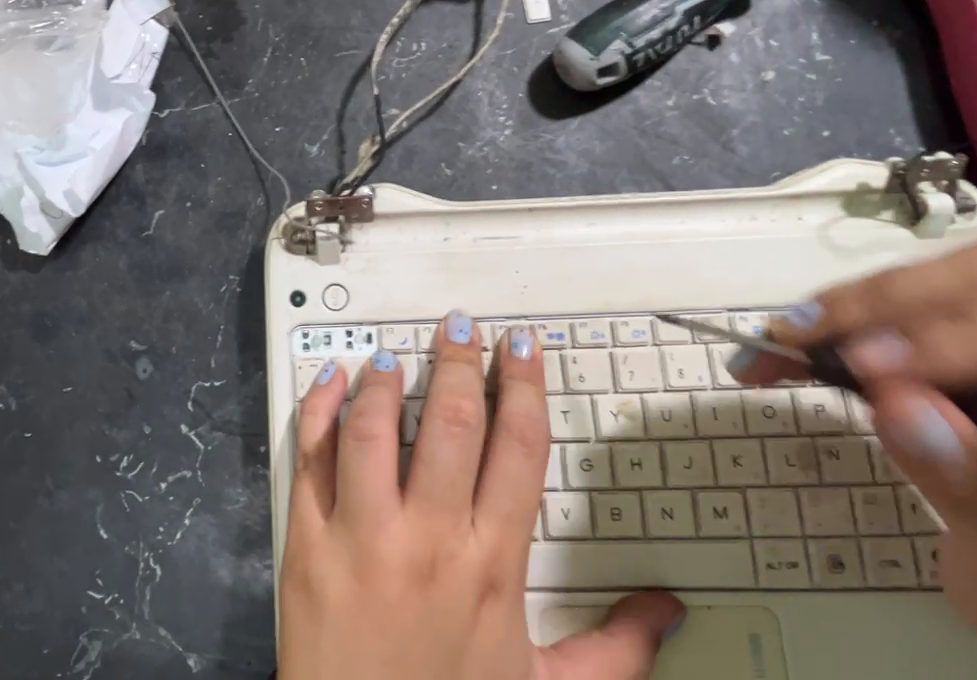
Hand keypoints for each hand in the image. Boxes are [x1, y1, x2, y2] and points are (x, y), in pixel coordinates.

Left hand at [279, 311, 684, 679]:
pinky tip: (333, 382)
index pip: (519, 449)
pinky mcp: (307, 542)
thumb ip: (614, 648)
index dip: (523, 388)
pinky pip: (311, 458)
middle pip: (452, 425)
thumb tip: (668, 609)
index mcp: (492, 565)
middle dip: (461, 364)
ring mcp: (362, 537)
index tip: (522, 348)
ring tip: (398, 356)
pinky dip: (320, 411)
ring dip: (388, 383)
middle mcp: (429, 540)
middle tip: (463, 328)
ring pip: (376, 431)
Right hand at [751, 236, 976, 679]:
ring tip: (786, 340)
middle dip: (895, 302)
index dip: (970, 338)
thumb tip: (899, 406)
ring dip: (861, 302)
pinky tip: (800, 343)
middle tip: (803, 339)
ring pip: (953, 277)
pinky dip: (850, 316)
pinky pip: (919, 304)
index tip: (872, 371)